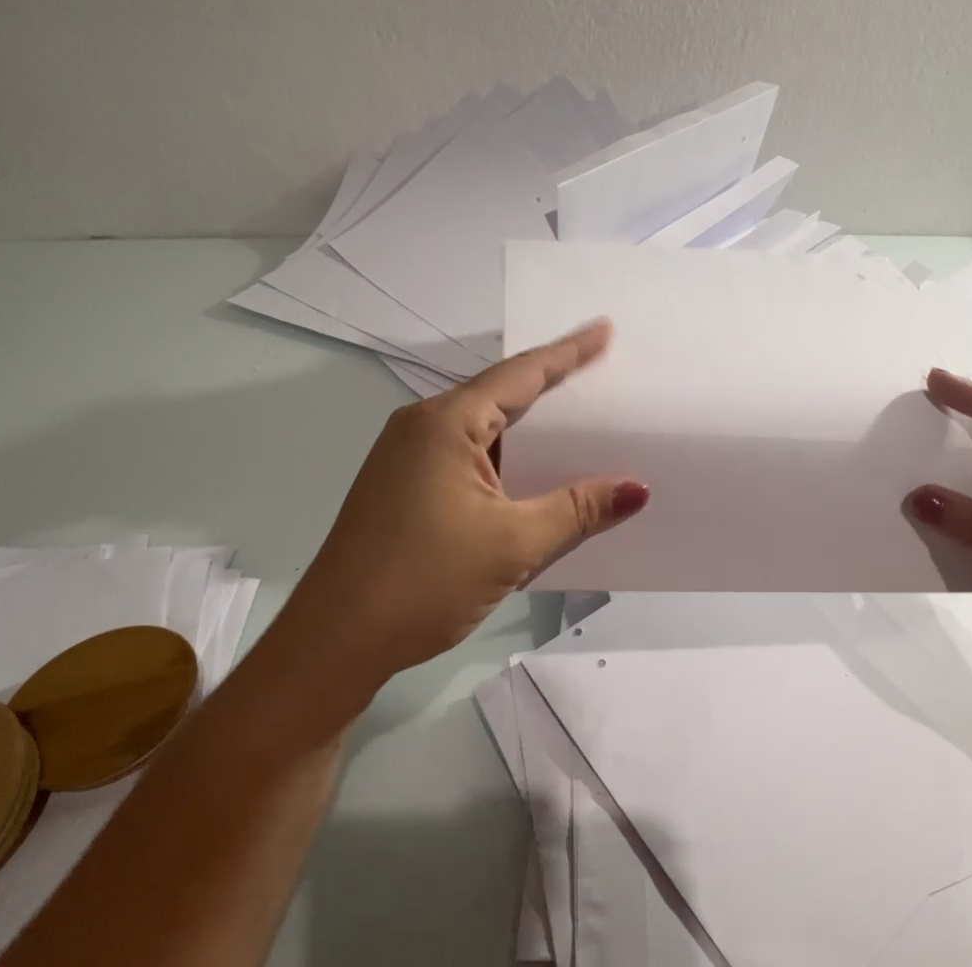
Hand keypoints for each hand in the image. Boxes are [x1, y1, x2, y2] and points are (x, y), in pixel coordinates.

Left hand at [280, 320, 647, 688]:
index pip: (520, 375)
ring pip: (482, 431)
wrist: (335, 642)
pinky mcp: (402, 490)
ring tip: (579, 426)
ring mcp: (405, 460)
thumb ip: (578, 510)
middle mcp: (420, 428)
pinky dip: (506, 461)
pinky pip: (466, 459)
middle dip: (551, 388)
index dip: (567, 354)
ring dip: (528, 431)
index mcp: (444, 424)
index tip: (604, 330)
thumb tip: (636, 489)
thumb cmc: (424, 581)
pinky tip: (534, 478)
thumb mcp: (514, 544)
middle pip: (499, 396)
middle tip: (602, 377)